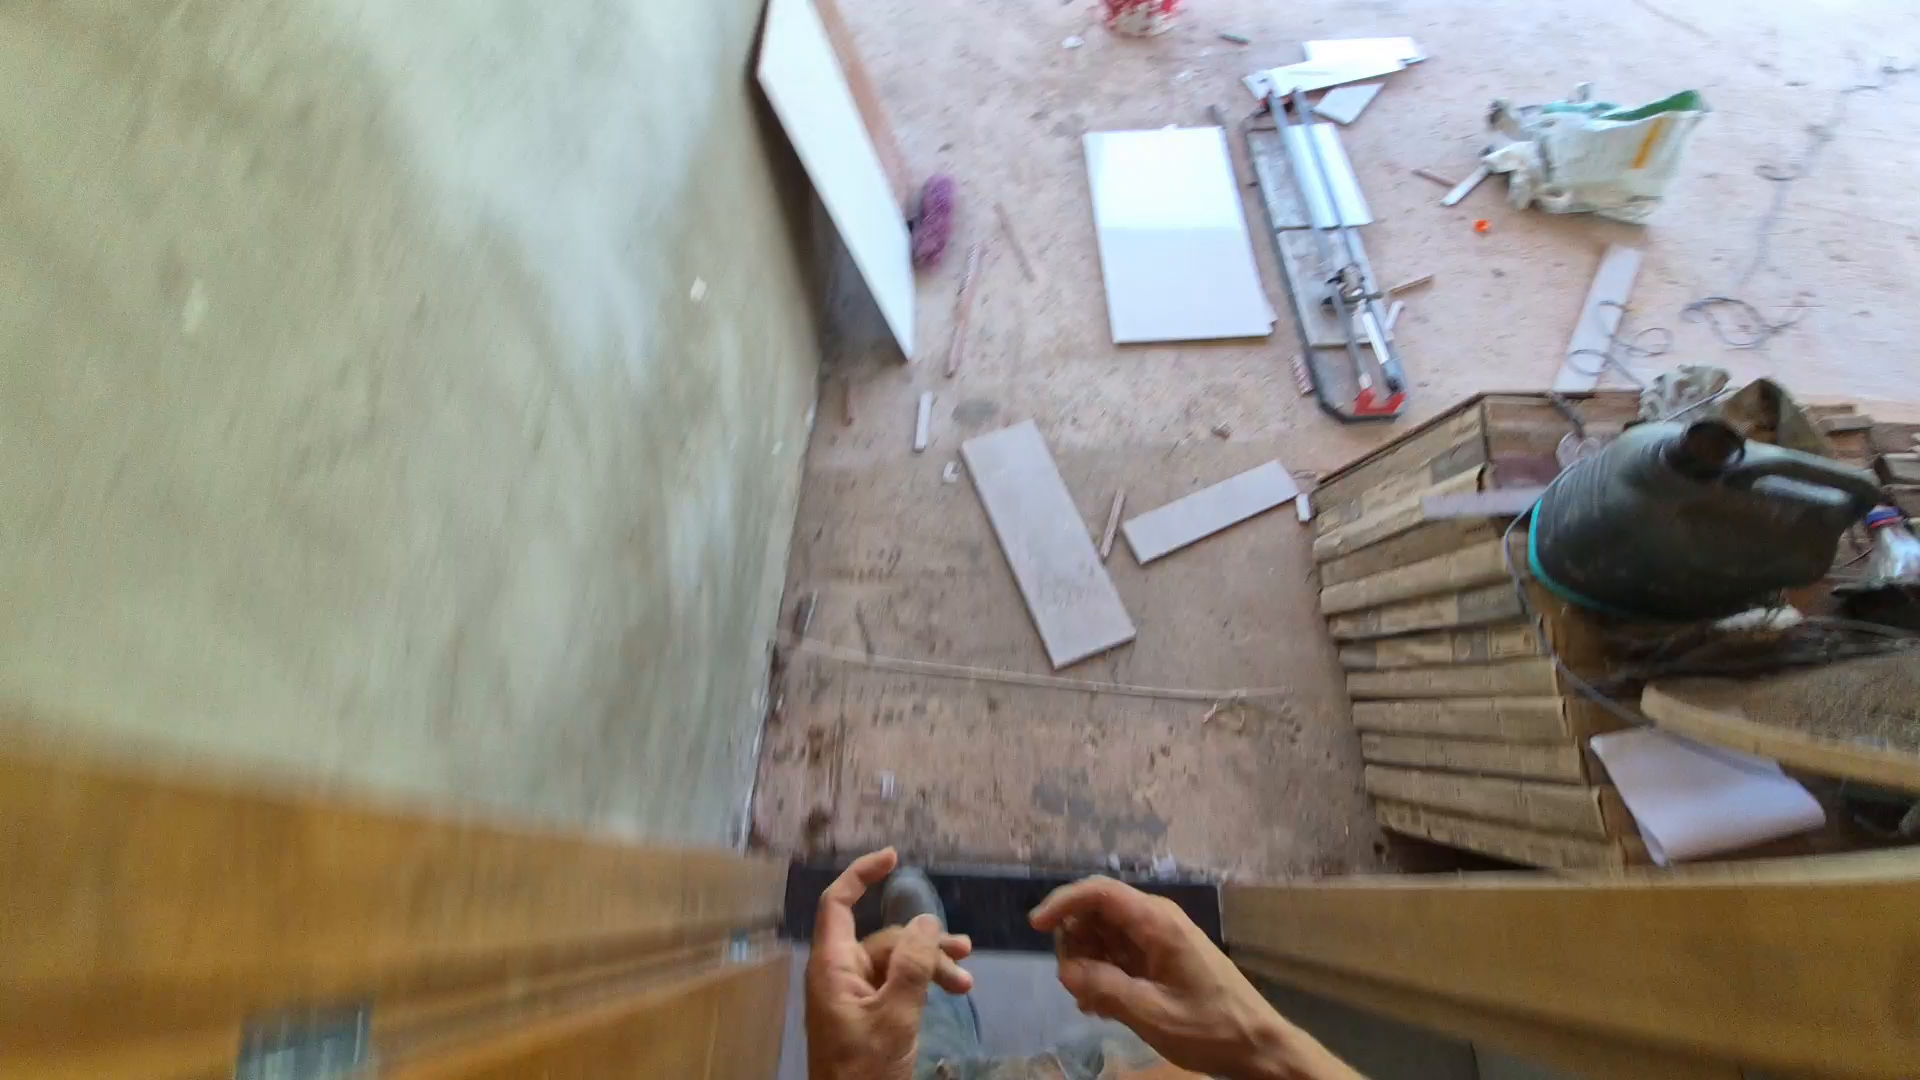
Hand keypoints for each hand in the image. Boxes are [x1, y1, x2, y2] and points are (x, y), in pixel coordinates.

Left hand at [806, 849, 974, 1079]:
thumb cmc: (866, 1073)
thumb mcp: (894, 1017)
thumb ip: (911, 965)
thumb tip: (926, 920)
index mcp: (832, 966)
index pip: (837, 903)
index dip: (861, 874)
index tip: (893, 857)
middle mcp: (840, 973)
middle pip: (883, 937)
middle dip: (924, 943)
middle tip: (965, 951)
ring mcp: (853, 995)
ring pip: (896, 962)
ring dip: (931, 966)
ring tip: (966, 981)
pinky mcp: (867, 1014)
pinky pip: (897, 984)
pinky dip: (924, 984)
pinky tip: (955, 990)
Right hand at [1030, 877, 1363, 1079]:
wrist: (1260, 1047)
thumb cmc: (1211, 1027)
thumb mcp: (1154, 1014)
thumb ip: (1106, 989)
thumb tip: (1065, 971)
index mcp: (1155, 921)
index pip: (1098, 891)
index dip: (1063, 902)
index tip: (1035, 926)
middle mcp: (1154, 919)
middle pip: (1097, 910)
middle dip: (1074, 940)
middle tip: (1071, 982)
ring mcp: (1157, 936)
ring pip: (1104, 931)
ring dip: (1087, 959)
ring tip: (1088, 1000)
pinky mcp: (1159, 956)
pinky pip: (1118, 951)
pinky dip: (1102, 970)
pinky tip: (1098, 1003)